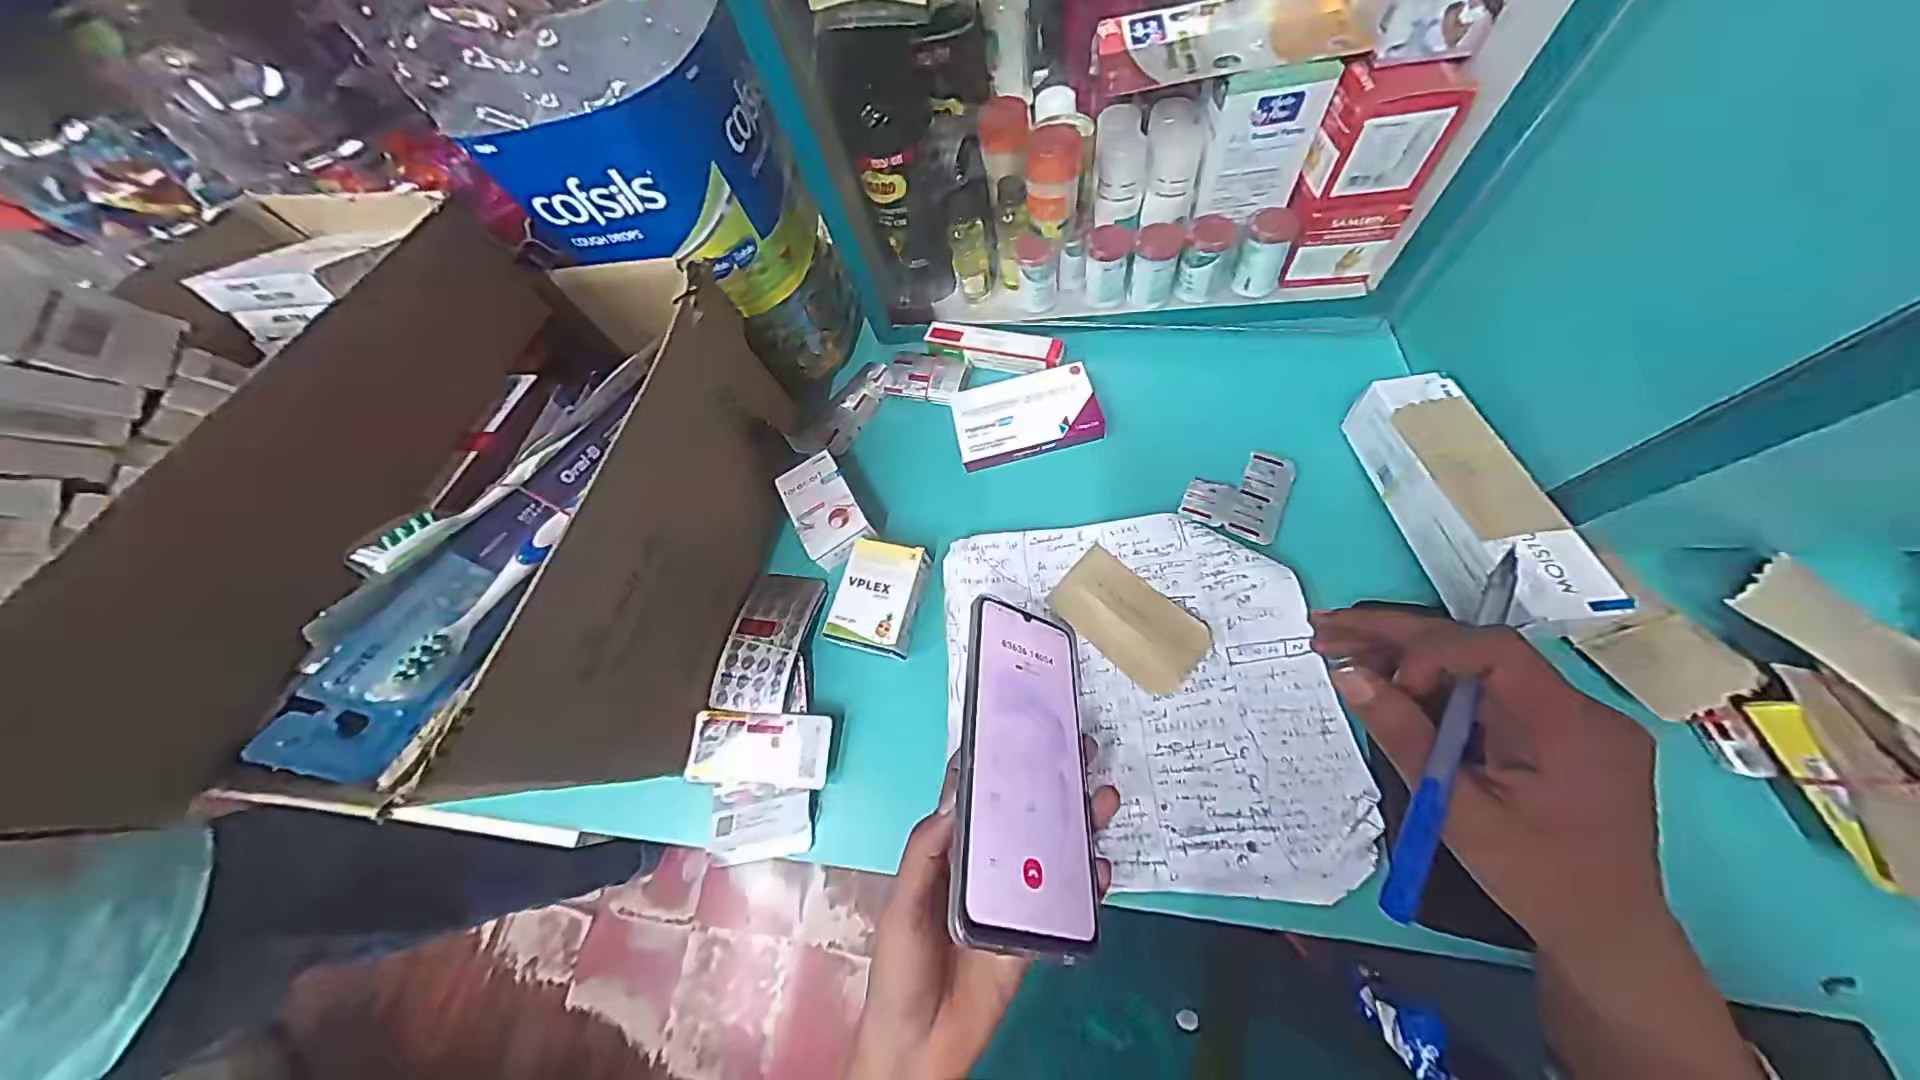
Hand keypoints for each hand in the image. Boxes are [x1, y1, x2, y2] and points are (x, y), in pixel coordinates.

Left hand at [846, 738, 1120, 1079]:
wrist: (923, 1046)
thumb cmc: (901, 970)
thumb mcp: (902, 906)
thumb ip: (925, 853)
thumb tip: (954, 799)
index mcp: (949, 852)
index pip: (973, 796)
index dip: (994, 762)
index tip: (1019, 731)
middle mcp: (985, 865)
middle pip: (1020, 815)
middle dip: (1048, 782)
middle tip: (1076, 752)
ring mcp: (1014, 896)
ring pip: (1050, 849)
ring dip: (1077, 822)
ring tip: (1100, 797)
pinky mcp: (1036, 930)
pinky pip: (1066, 900)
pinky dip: (1087, 881)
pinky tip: (1098, 866)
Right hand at [1309, 607, 1662, 948]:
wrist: (1604, 933)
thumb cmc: (1538, 881)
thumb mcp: (1457, 810)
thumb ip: (1404, 736)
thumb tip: (1348, 675)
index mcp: (1570, 727)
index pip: (1495, 651)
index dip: (1429, 651)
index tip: (1387, 682)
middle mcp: (1575, 708)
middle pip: (1472, 647)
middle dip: (1395, 637)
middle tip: (1328, 630)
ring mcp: (1561, 715)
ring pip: (1469, 664)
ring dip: (1402, 655)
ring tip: (1337, 647)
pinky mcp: (1542, 727)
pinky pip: (1477, 689)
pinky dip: (1425, 683)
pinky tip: (1378, 676)